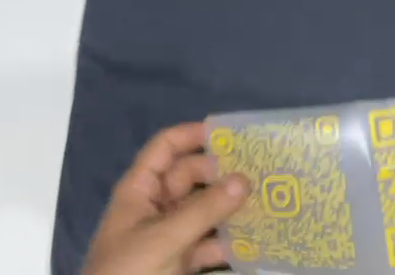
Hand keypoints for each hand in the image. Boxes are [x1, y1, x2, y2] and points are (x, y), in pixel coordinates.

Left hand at [82, 122, 251, 274]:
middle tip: (257, 170)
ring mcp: (165, 237)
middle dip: (219, 173)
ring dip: (226, 209)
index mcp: (139, 189)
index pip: (165, 148)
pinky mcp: (176, 265)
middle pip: (188, 177)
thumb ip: (205, 209)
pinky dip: (224, 243)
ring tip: (263, 201)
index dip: (192, 134)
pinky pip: (204, 245)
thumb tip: (244, 178)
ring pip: (199, 211)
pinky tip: (251, 241)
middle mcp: (152, 207)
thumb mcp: (166, 238)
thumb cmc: (130, 271)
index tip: (228, 134)